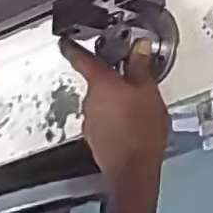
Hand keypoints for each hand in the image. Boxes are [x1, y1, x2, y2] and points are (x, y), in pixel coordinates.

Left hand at [61, 37, 170, 188]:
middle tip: (131, 76)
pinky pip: (103, 119)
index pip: (81, 59)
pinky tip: (130, 122)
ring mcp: (90, 122)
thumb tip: (139, 46)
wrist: (134, 172)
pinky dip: (114, 116)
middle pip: (97, 81)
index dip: (72, 47)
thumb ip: (140, 66)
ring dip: (114, 98)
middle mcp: (89, 101)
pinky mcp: (95, 140)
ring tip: (136, 103)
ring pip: (101, 101)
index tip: (64, 40)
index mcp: (100, 83)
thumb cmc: (141, 127)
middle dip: (111, 78)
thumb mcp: (148, 90)